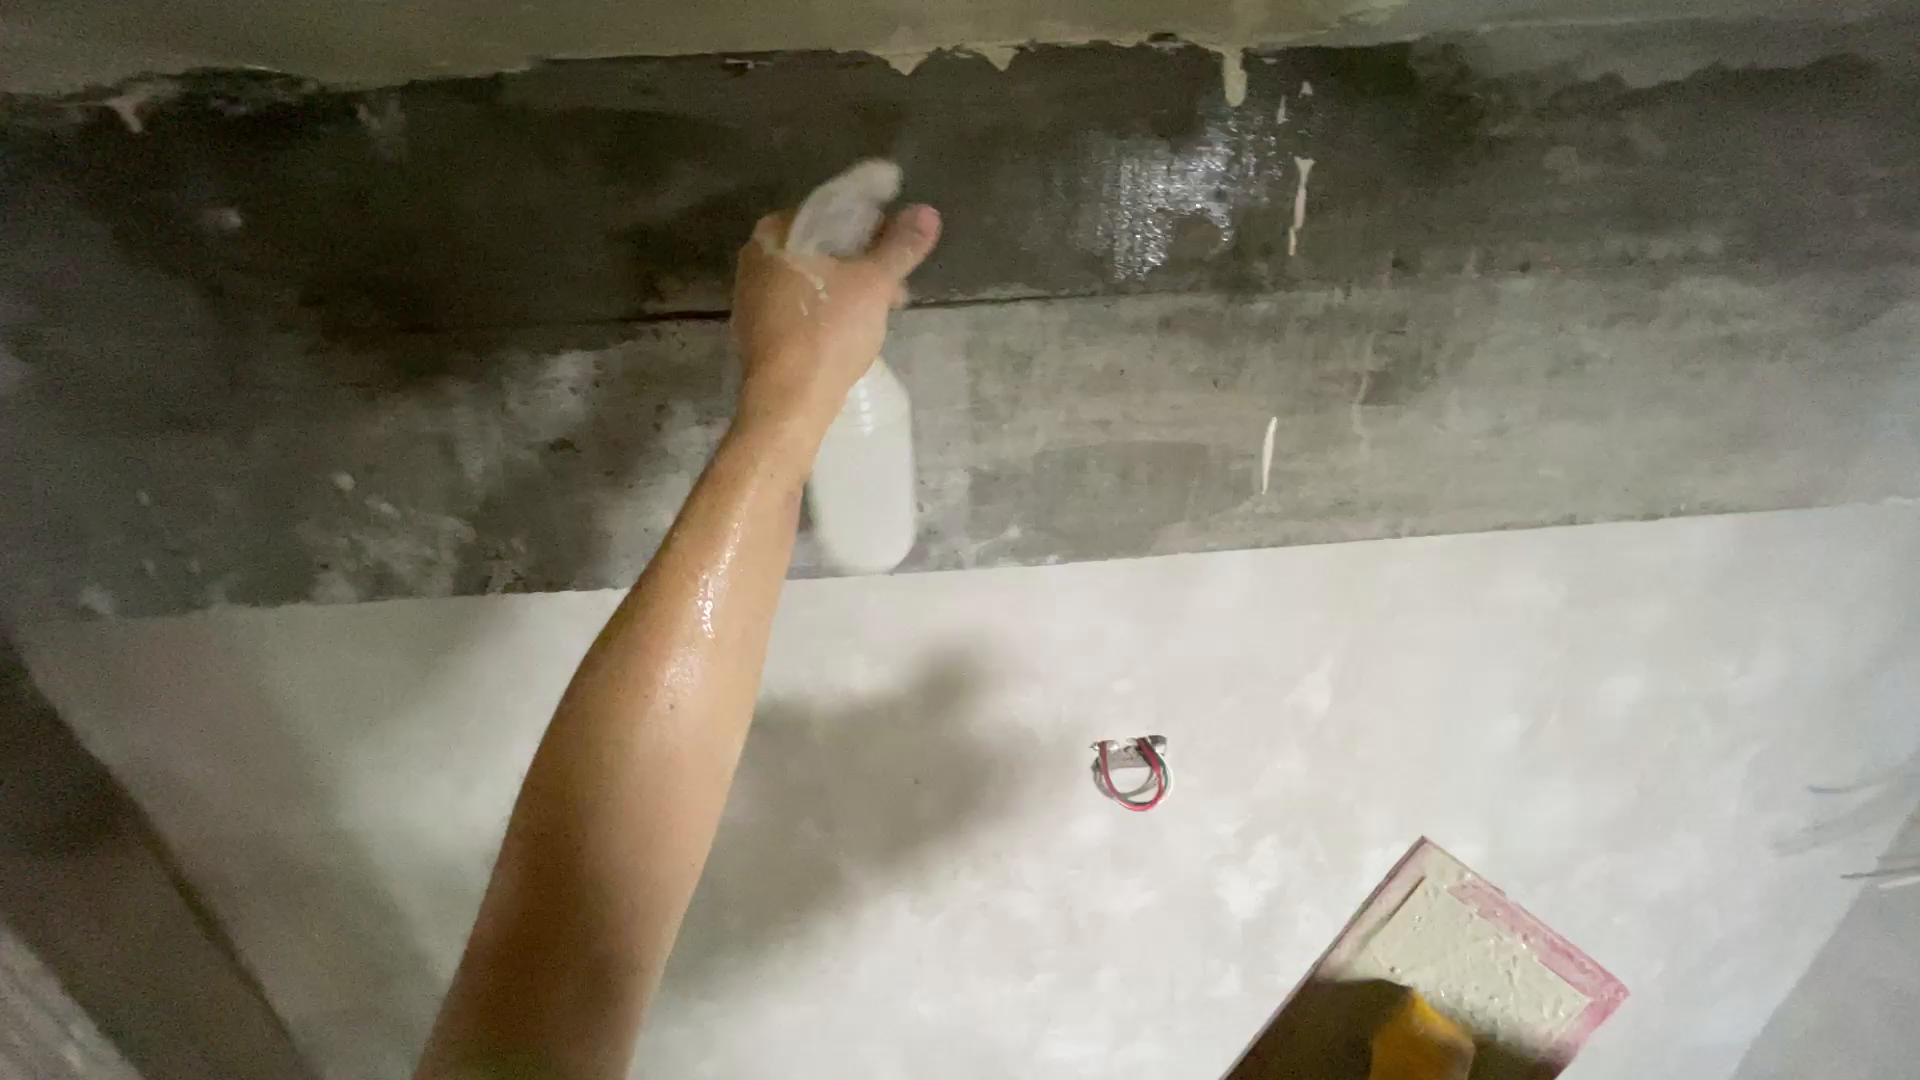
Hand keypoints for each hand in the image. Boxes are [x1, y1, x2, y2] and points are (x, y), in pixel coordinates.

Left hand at [730, 203, 940, 440]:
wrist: (788, 400)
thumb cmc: (828, 333)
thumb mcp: (875, 285)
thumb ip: (901, 246)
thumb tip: (928, 213)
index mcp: (777, 232)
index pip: (834, 209)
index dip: (875, 225)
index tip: (900, 250)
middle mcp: (756, 257)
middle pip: (822, 246)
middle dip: (863, 262)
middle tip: (896, 286)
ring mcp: (751, 296)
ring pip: (812, 278)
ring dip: (849, 288)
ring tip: (881, 311)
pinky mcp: (757, 331)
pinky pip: (800, 308)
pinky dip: (827, 310)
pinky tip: (850, 332)